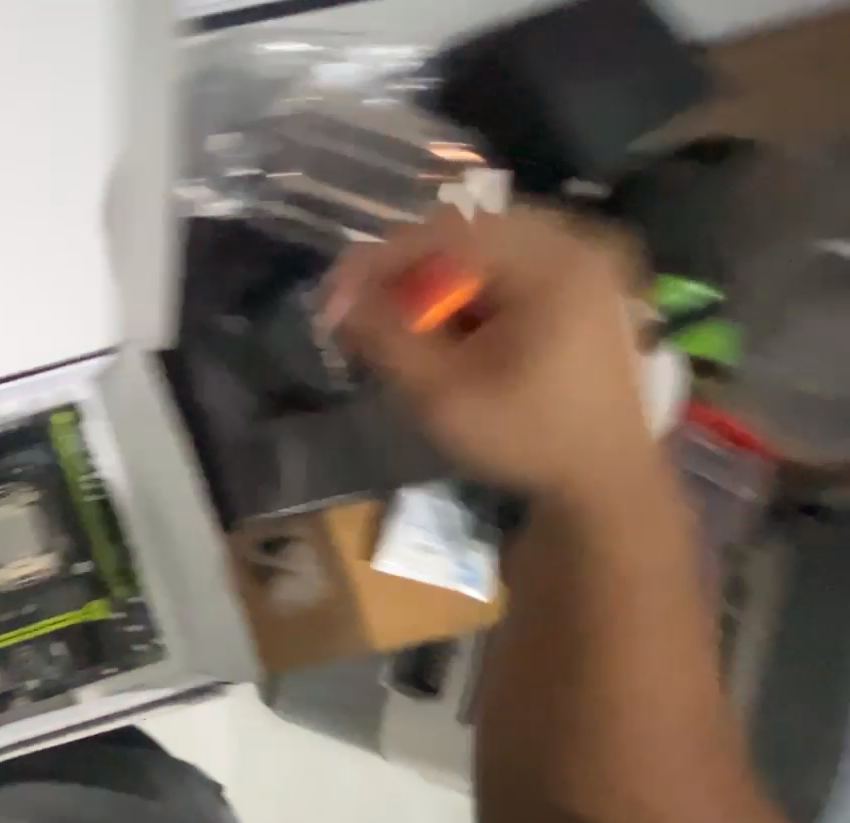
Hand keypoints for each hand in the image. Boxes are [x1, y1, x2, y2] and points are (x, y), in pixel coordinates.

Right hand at [329, 207, 664, 507]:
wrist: (603, 478)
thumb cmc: (523, 436)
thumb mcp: (439, 392)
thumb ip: (385, 336)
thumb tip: (336, 299)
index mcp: (552, 264)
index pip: (444, 233)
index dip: (376, 263)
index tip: (331, 303)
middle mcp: (577, 245)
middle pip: (463, 233)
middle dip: (401, 272)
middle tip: (360, 314)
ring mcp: (586, 263)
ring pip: (482, 249)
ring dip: (429, 283)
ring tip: (394, 326)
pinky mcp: (583, 286)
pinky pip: (507, 267)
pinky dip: (463, 291)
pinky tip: (440, 329)